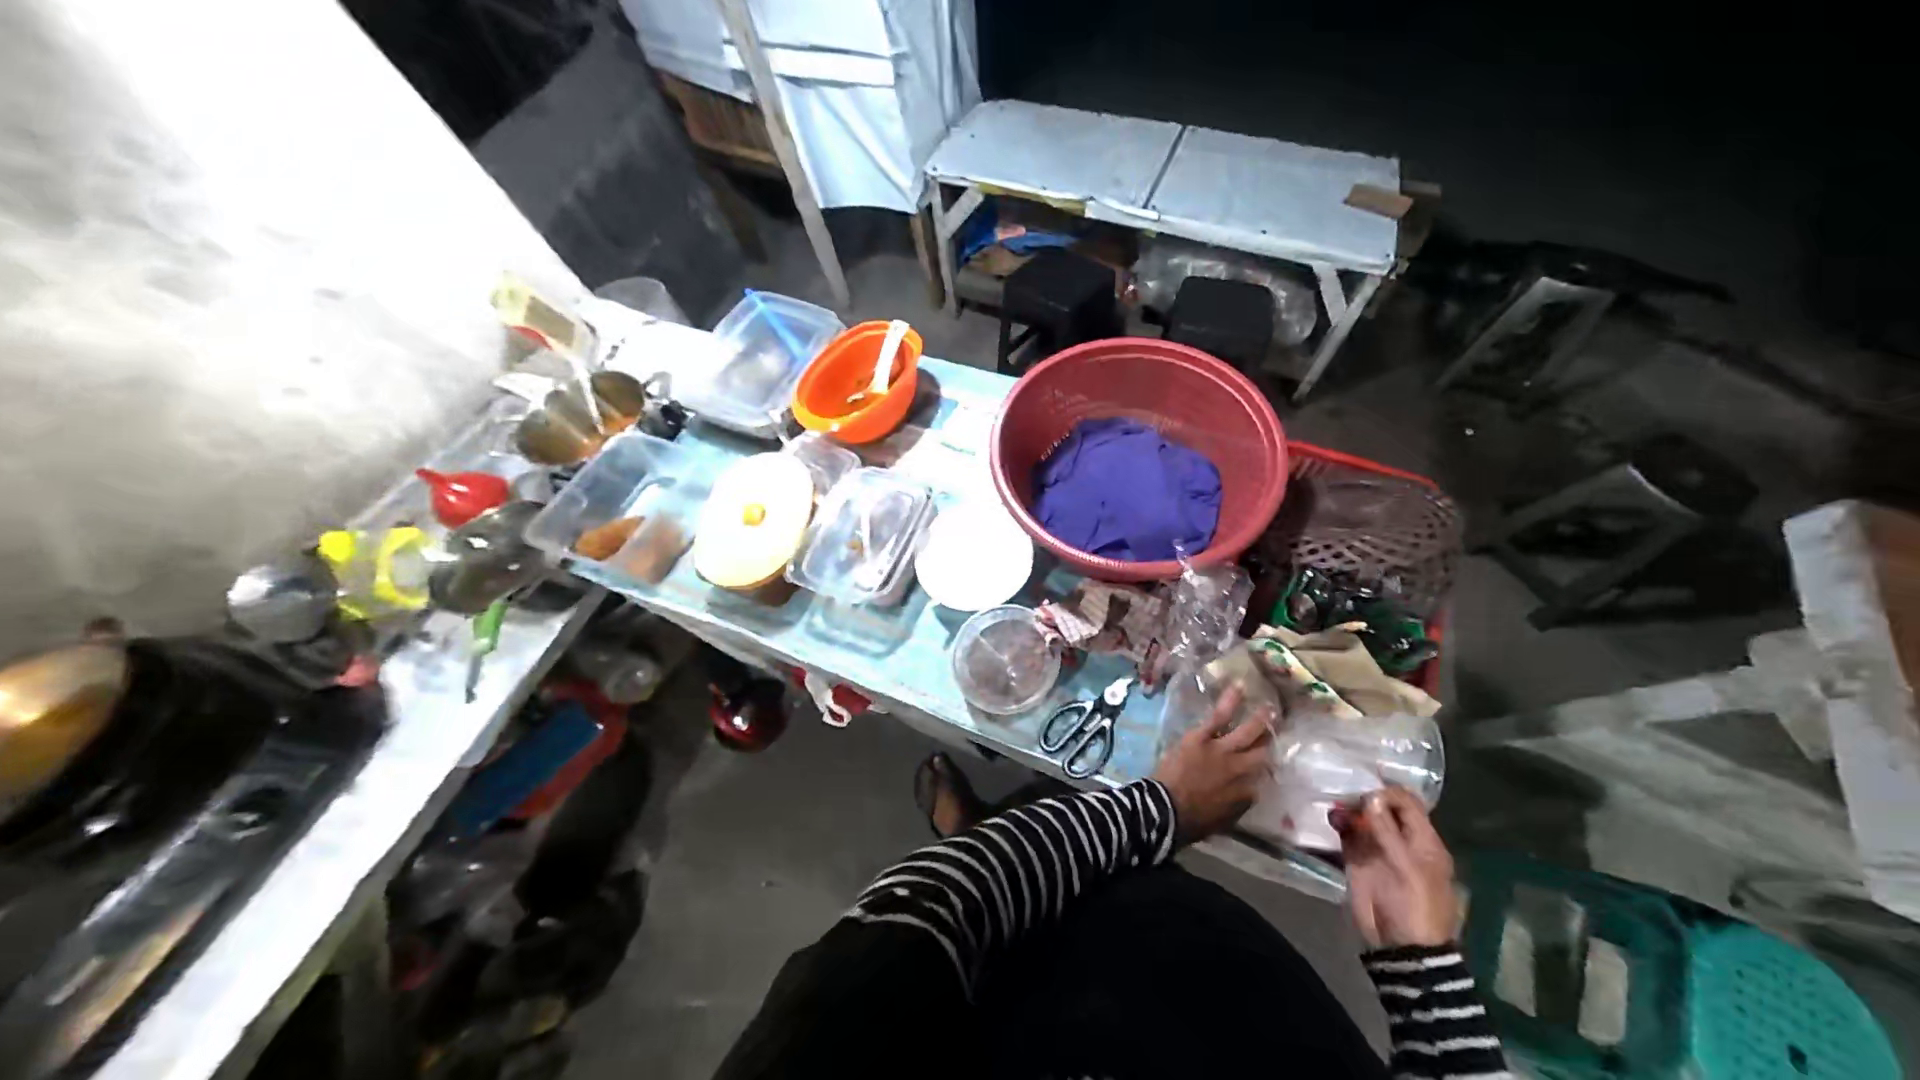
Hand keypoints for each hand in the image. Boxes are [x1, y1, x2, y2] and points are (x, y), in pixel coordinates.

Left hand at [1152, 684, 1274, 844]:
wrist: (1166, 810)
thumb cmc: (1193, 821)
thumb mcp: (1225, 819)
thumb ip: (1239, 802)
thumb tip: (1248, 791)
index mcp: (1247, 793)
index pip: (1263, 777)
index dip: (1267, 767)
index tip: (1270, 759)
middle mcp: (1242, 769)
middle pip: (1263, 751)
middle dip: (1273, 739)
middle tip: (1283, 727)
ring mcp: (1223, 750)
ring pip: (1248, 731)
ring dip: (1261, 719)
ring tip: (1271, 706)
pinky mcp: (1203, 737)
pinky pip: (1220, 716)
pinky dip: (1230, 701)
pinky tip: (1239, 686)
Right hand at [1335, 786, 1458, 947]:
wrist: (1400, 945)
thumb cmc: (1416, 907)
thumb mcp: (1407, 870)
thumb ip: (1388, 833)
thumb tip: (1371, 796)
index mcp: (1423, 841)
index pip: (1408, 804)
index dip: (1388, 793)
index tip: (1364, 790)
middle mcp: (1400, 839)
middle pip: (1383, 806)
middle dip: (1363, 796)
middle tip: (1344, 793)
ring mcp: (1378, 848)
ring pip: (1362, 817)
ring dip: (1349, 808)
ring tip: (1335, 806)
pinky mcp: (1358, 858)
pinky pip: (1348, 833)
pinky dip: (1339, 823)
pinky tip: (1331, 819)